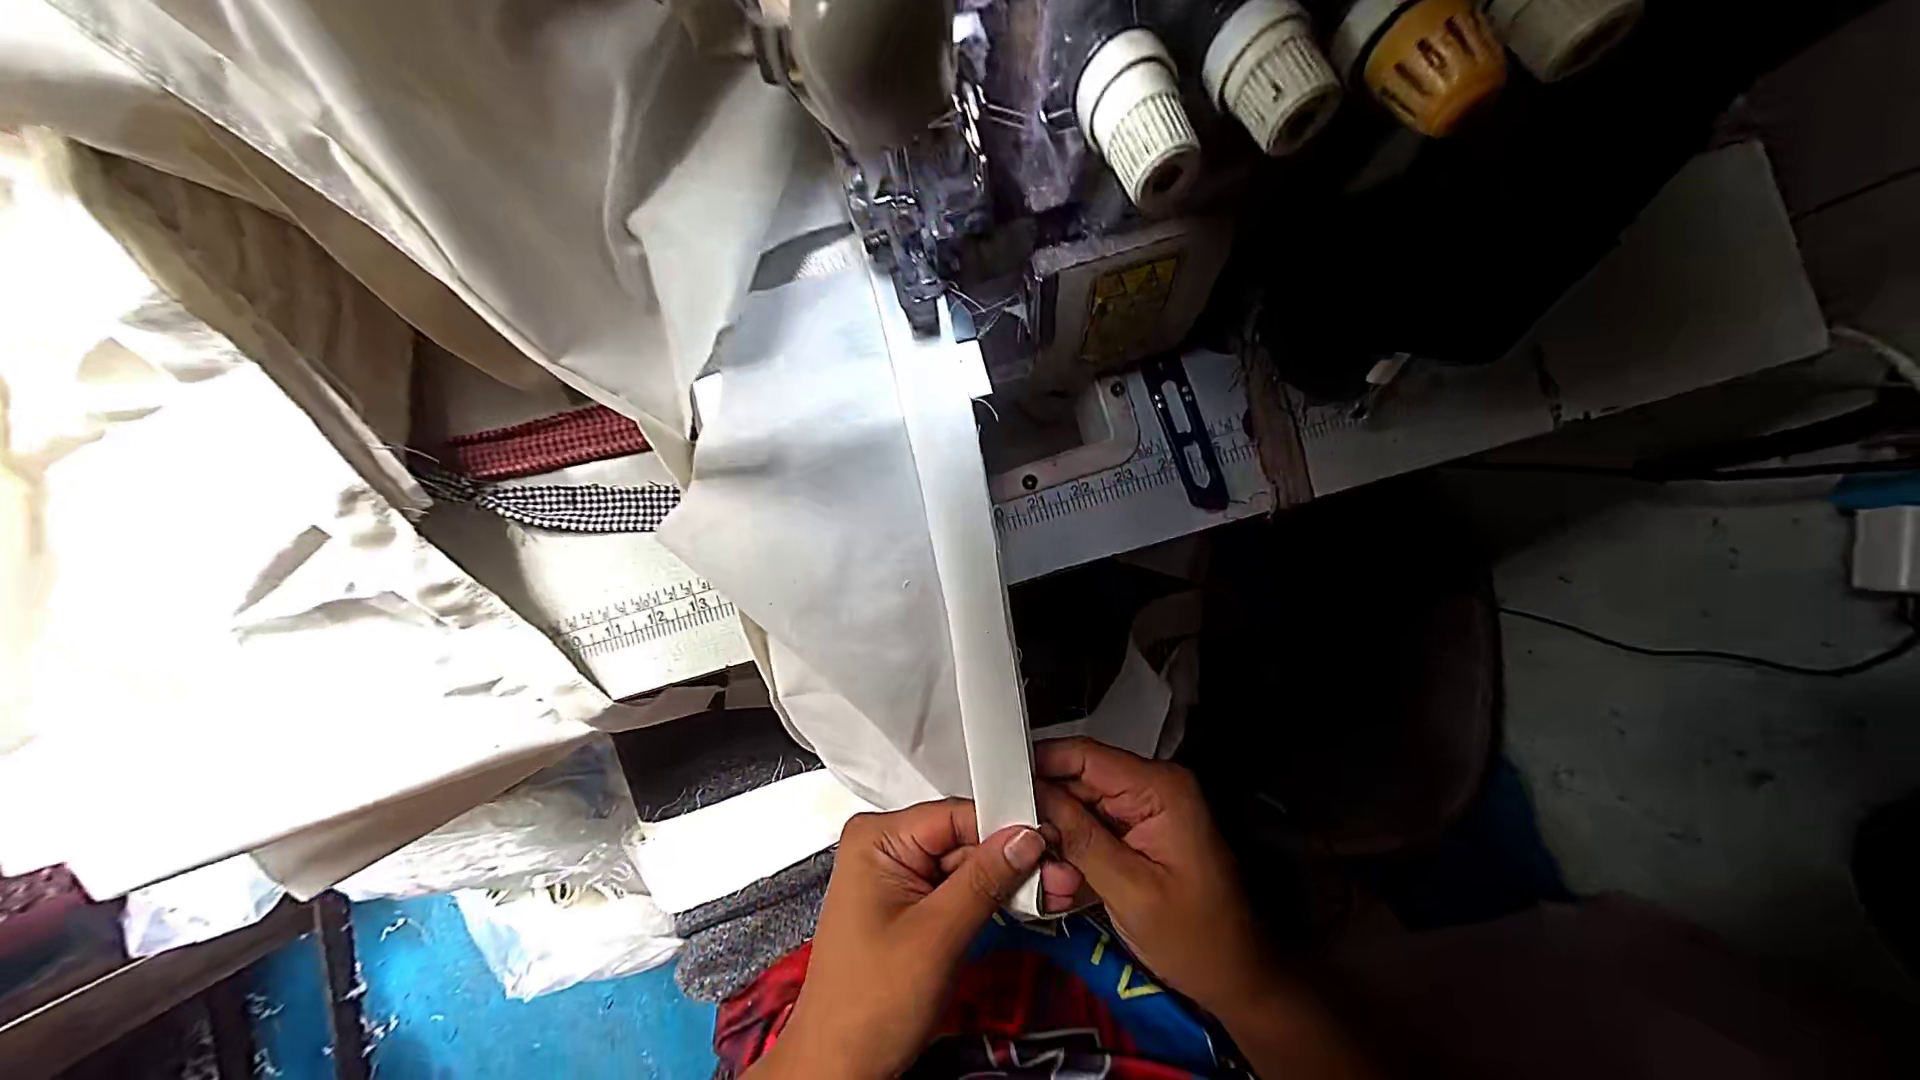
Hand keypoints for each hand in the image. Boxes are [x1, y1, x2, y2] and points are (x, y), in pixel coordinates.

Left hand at [749, 798, 1046, 1079]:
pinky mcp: (914, 901)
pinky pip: (961, 887)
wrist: (839, 1068)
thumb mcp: (934, 937)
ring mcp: (900, 875)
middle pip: (966, 838)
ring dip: (1011, 882)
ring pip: (969, 864)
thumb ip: (983, 880)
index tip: (1047, 842)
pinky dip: (993, 899)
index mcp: (877, 838)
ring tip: (1052, 893)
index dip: (1006, 828)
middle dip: (1015, 861)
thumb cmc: (863, 1008)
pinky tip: (1025, 904)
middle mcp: (887, 847)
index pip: (956, 815)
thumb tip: (1023, 838)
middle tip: (1059, 876)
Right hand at [1032, 737, 1275, 1017]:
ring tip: (1056, 883)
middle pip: (1077, 781)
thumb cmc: (1198, 939)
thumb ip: (1079, 838)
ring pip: (1077, 807)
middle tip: (1028, 853)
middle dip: (1048, 816)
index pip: (1086, 755)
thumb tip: (1035, 797)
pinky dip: (1073, 854)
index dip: (1040, 763)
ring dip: (1059, 842)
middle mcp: (1151, 788)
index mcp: (1160, 788)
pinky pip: (1090, 828)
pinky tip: (1069, 886)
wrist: (1239, 979)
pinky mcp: (1136, 831)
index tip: (1001, 783)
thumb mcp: (1131, 890)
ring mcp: (1144, 810)